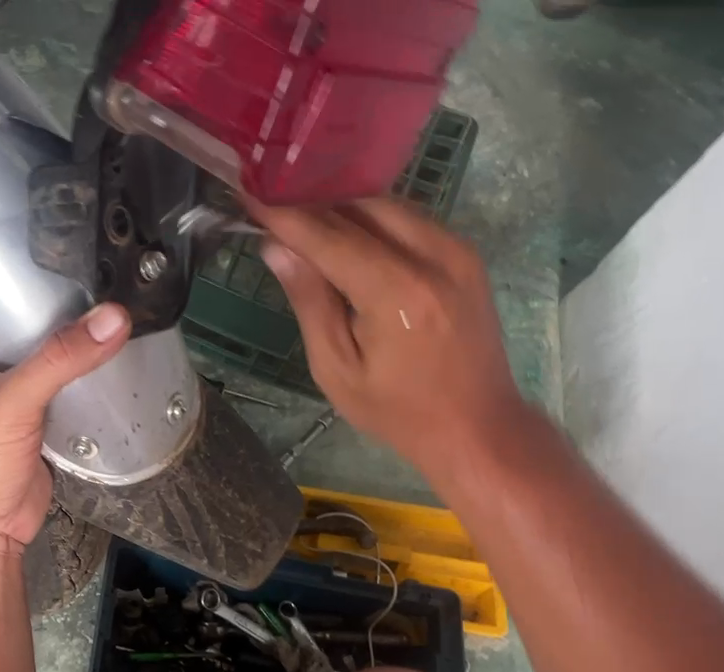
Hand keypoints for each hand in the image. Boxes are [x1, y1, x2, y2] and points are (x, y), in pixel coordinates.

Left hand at [0, 304, 130, 555]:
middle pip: (40, 337)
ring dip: (85, 355)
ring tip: (128, 320)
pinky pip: (71, 399)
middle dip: (74, 321)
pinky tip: (118, 368)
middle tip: (120, 290)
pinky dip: (90, 388)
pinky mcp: (44, 430)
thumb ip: (60, 360)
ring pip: (58, 368)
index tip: (89, 264)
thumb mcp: (15, 402)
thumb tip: (113, 319)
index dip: (45, 286)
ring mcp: (20, 404)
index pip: (8, 307)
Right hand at [246, 197, 527, 477]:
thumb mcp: (336, 368)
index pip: (330, 237)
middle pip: (363, 207)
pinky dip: (373, 221)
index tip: (249, 196)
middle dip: (315, 205)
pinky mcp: (466, 255)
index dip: (285, 217)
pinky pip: (411, 220)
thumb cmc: (396, 410)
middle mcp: (434, 256)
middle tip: (273, 210)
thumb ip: (309, 302)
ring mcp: (457, 250)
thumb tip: (277, 248)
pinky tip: (346, 237)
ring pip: (389, 207)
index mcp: (397, 292)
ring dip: (344, 210)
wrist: (474, 424)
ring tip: (303, 222)